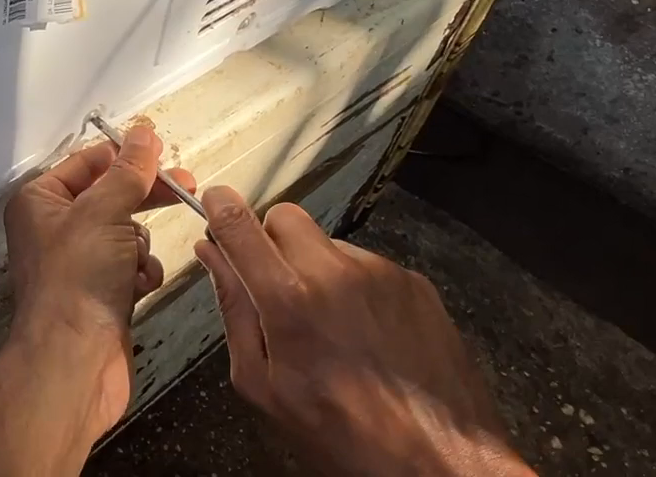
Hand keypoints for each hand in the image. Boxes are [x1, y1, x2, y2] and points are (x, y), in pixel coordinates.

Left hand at [0, 128, 197, 476]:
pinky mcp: (100, 291)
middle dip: (144, 195)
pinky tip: (139, 286)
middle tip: (186, 186)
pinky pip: (131, 265)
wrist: (74, 362)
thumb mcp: (104, 212)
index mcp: (41, 200)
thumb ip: (128, 171)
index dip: (124, 153)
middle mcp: (54, 226)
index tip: (162, 147)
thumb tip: (143, 131)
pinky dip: (140, 272)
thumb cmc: (79, 277)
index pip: (88, 162)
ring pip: (125, 232)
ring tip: (136, 261)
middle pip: (110, 195)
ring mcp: (78, 261)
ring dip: (139, 244)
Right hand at [195, 187, 531, 476]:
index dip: (218, 205)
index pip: (238, 223)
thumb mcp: (264, 385)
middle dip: (271, 241)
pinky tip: (368, 333)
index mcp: (288, 298)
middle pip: (284, 217)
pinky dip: (355, 286)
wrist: (445, 465)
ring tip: (333, 326)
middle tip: (277, 287)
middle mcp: (333, 270)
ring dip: (316, 267)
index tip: (213, 206)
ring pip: (326, 243)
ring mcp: (379, 272)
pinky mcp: (414, 282)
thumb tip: (210, 254)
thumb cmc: (341, 434)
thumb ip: (233, 310)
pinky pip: (366, 265)